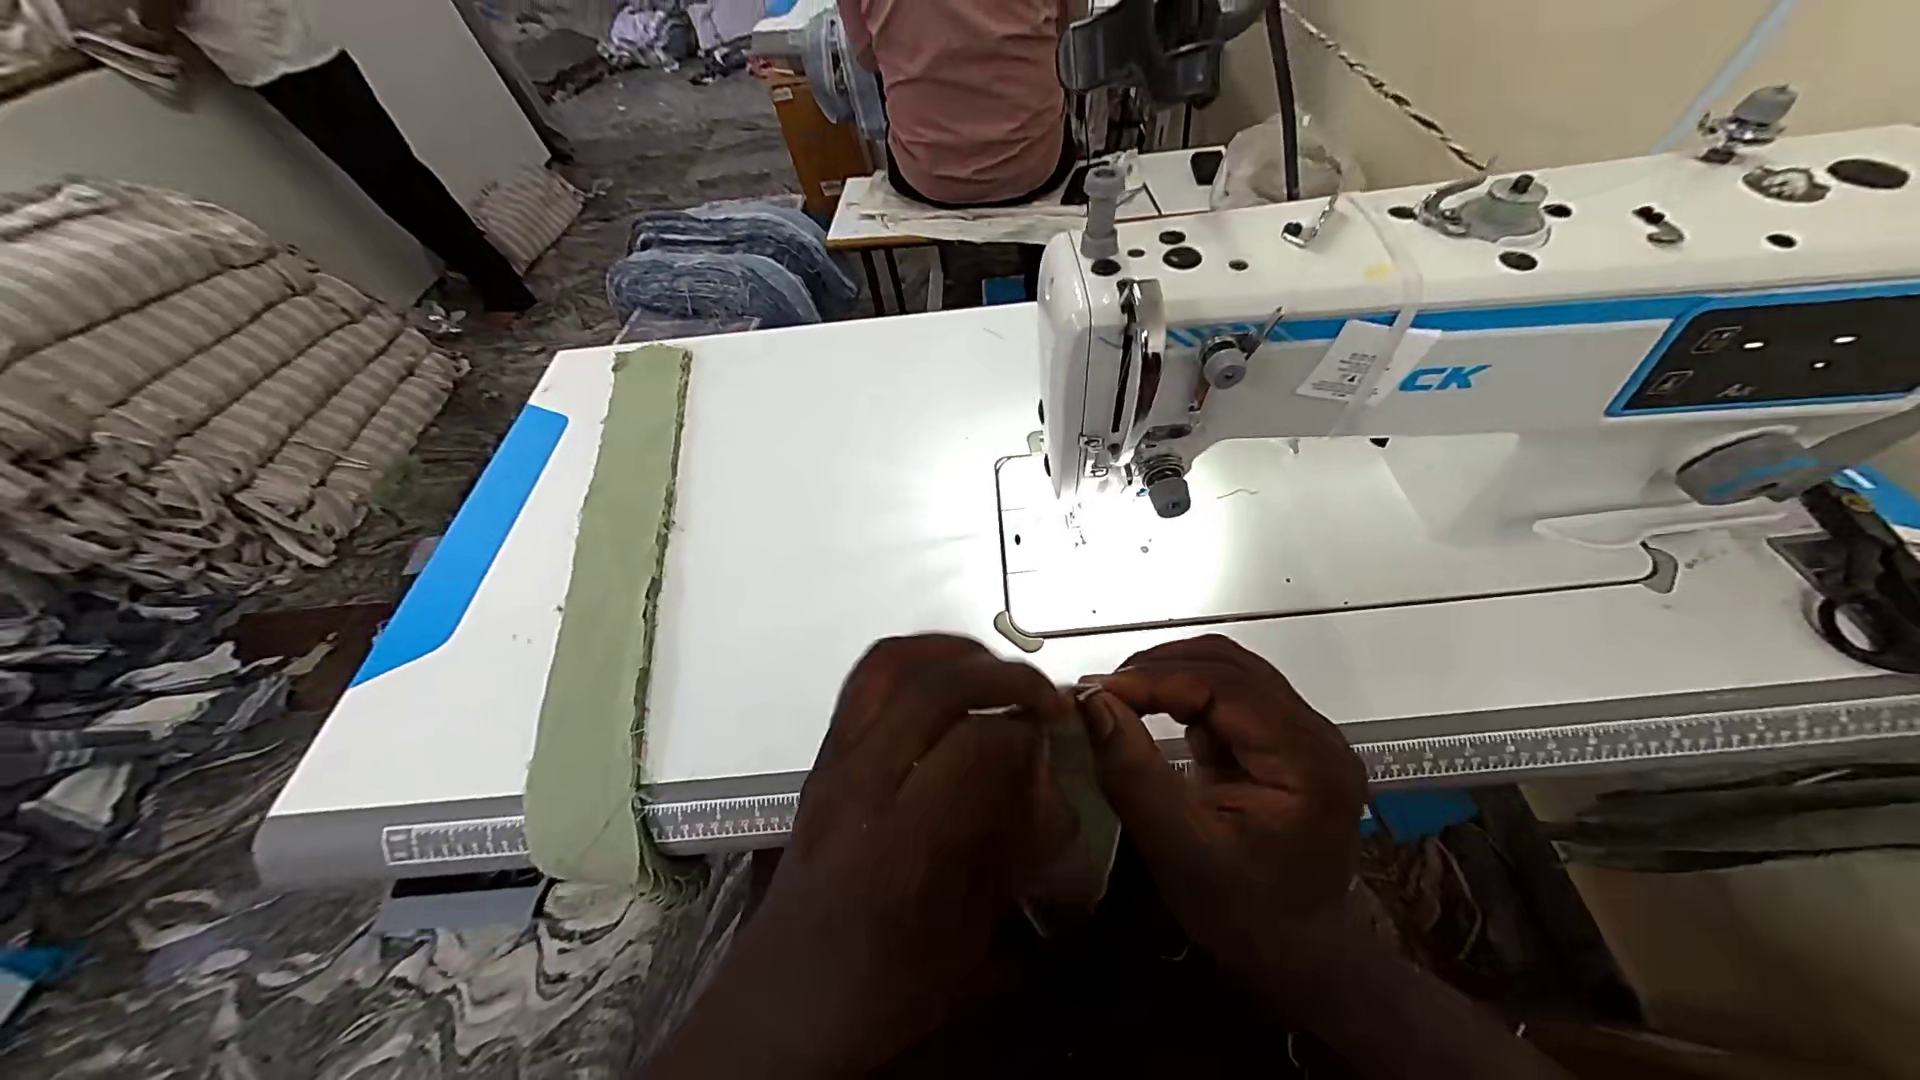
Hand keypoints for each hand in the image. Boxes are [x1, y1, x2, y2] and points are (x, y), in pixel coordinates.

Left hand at [651, 635, 1070, 1077]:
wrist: (786, 996)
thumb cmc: (880, 983)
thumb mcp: (970, 936)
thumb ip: (1014, 852)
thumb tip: (1047, 784)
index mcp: (901, 843)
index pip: (976, 746)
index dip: (1025, 734)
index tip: (1049, 741)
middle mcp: (860, 786)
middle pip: (932, 689)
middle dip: (1000, 676)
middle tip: (1039, 695)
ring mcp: (833, 761)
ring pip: (889, 665)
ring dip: (952, 653)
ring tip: (994, 670)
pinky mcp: (821, 755)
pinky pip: (866, 681)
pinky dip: (915, 661)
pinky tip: (946, 680)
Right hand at [1077, 634, 1367, 1003]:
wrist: (1292, 952)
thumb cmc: (1243, 914)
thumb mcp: (1179, 850)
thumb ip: (1134, 774)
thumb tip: (1092, 703)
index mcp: (1308, 762)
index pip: (1226, 687)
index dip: (1155, 679)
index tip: (1095, 692)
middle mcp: (1315, 735)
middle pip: (1230, 666)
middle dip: (1158, 669)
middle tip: (1100, 692)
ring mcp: (1299, 733)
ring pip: (1226, 670)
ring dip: (1167, 673)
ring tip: (1117, 695)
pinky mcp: (1275, 737)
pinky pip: (1223, 691)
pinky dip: (1178, 690)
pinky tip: (1145, 708)